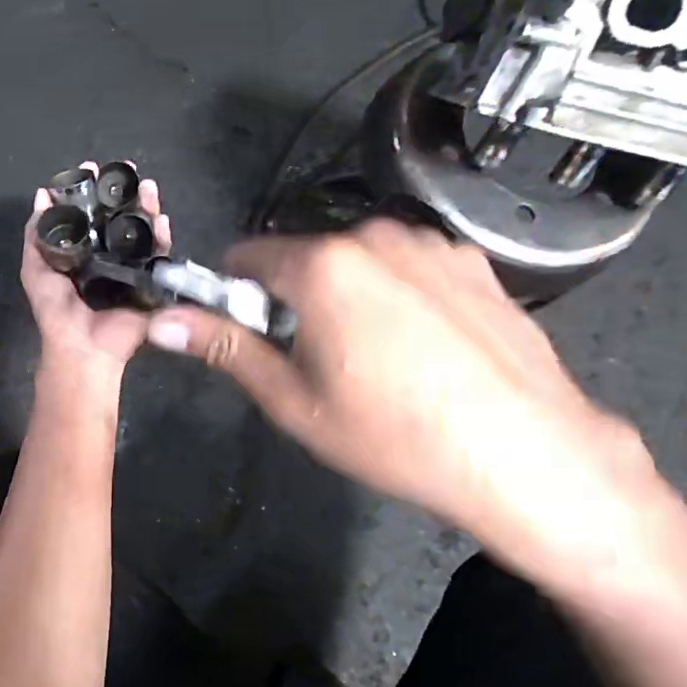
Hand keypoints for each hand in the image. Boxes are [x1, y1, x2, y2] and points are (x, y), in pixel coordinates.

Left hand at [20, 162, 172, 383]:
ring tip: (148, 187)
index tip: (94, 166)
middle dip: (125, 192)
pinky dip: (163, 237)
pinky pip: (161, 257)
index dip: (93, 189)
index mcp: (84, 251)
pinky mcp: (152, 283)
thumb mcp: (35, 268)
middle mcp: (110, 255)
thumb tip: (42, 195)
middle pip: (121, 217)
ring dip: (147, 207)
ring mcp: (133, 268)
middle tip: (128, 169)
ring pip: (143, 231)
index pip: (91, 213)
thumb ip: (37, 236)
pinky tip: (162, 220)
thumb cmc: (57, 309)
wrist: (83, 345)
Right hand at [145, 218, 667, 580]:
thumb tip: (163, 321)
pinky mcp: (473, 264)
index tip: (248, 337)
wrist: (523, 452)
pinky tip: (422, 350)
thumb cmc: (391, 434)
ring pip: (359, 262)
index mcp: (323, 264)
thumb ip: (226, 349)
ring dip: (347, 296)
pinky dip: (396, 297)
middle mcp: (377, 234)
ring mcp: (433, 244)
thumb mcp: (294, 402)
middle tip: (315, 364)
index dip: (233, 296)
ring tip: (376, 362)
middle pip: (305, 257)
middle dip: (293, 299)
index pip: (245, 256)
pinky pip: (409, 269)